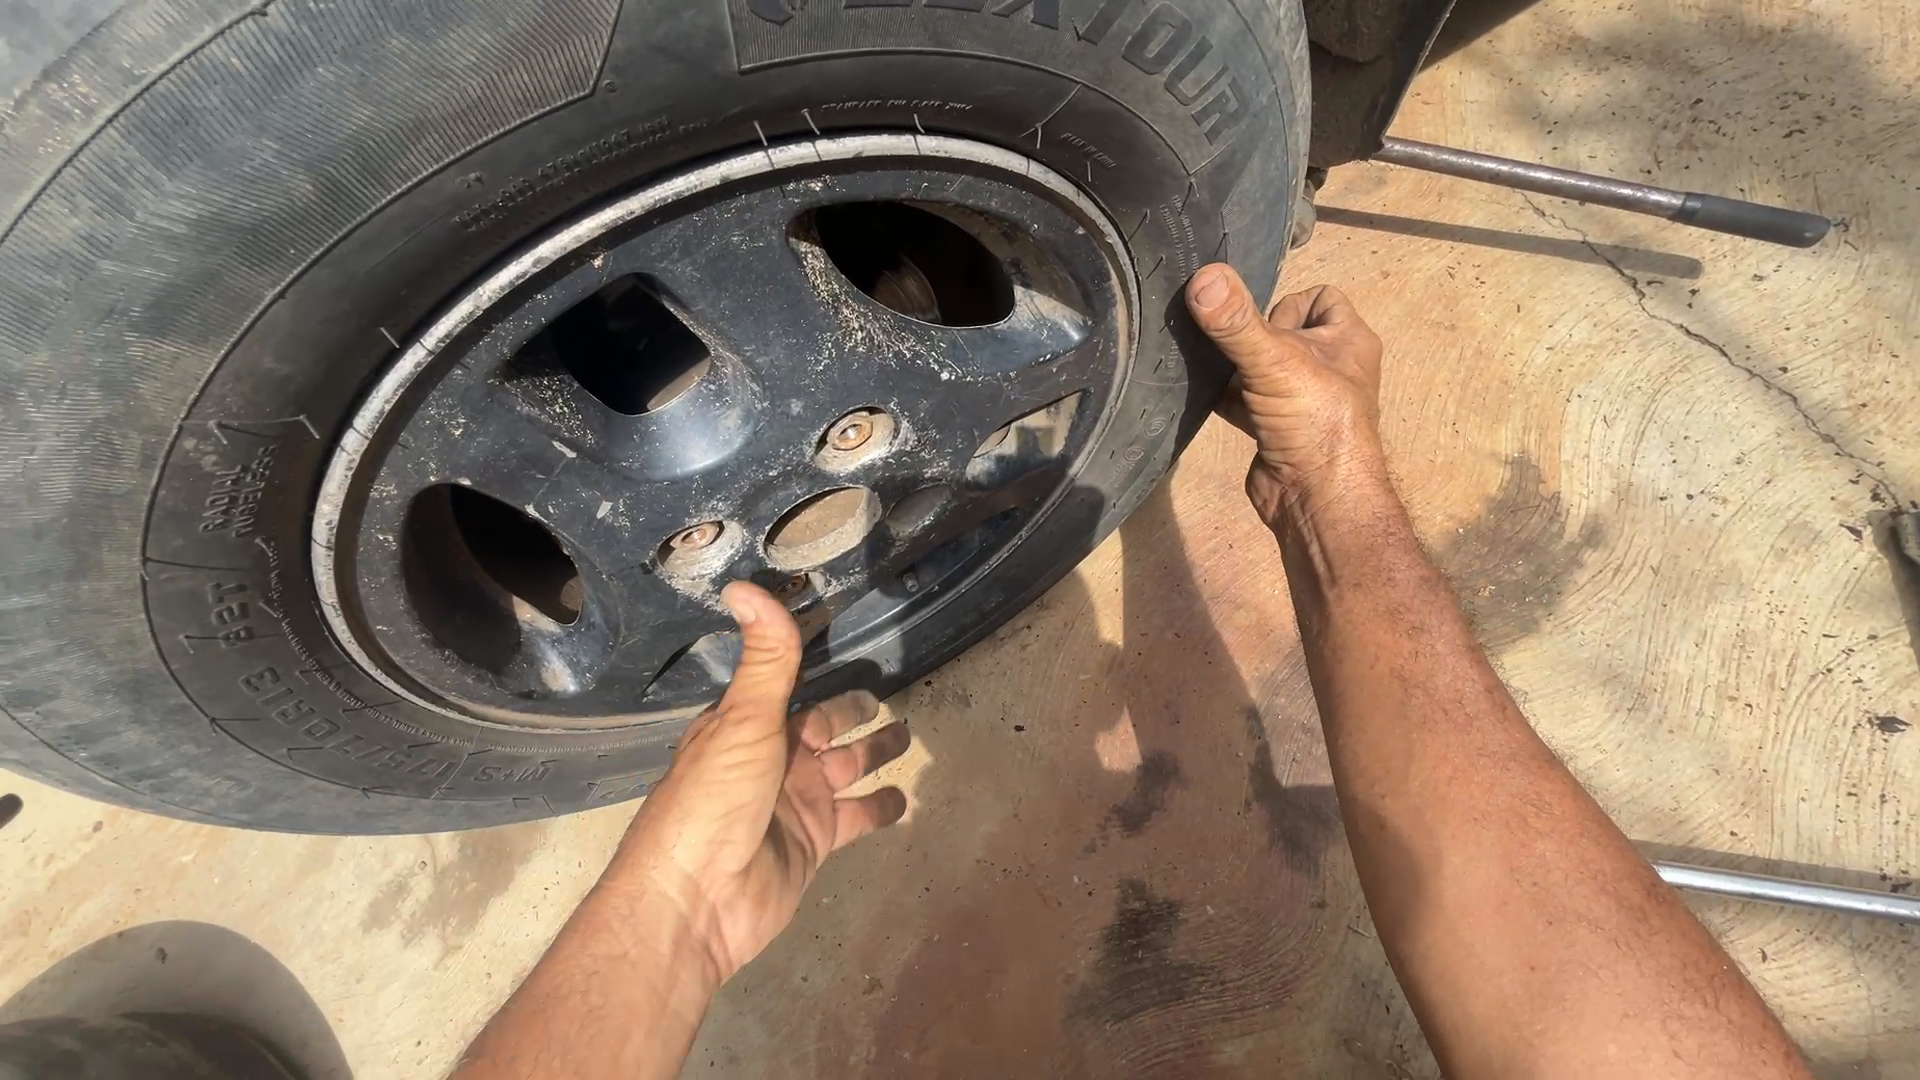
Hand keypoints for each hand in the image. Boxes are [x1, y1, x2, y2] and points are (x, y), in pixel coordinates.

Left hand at [613, 582, 909, 983]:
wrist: (696, 899)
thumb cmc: (717, 798)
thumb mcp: (745, 718)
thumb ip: (765, 657)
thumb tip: (744, 585)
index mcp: (751, 725)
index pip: (797, 693)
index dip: (826, 680)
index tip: (858, 662)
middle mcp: (775, 760)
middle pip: (827, 730)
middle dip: (858, 717)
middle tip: (893, 704)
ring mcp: (795, 804)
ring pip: (847, 769)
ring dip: (875, 755)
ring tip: (909, 739)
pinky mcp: (814, 843)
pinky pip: (855, 817)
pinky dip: (879, 807)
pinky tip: (903, 798)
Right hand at [1185, 263, 1386, 526]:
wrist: (1314, 498)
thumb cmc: (1314, 421)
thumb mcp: (1276, 362)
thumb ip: (1237, 322)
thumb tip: (1202, 275)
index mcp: (1347, 339)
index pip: (1319, 296)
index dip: (1285, 304)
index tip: (1259, 326)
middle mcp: (1328, 365)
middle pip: (1280, 330)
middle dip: (1249, 337)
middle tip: (1230, 350)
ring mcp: (1299, 398)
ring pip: (1259, 365)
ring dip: (1233, 366)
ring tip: (1210, 368)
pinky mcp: (1273, 425)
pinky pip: (1243, 398)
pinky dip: (1224, 395)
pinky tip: (1201, 394)